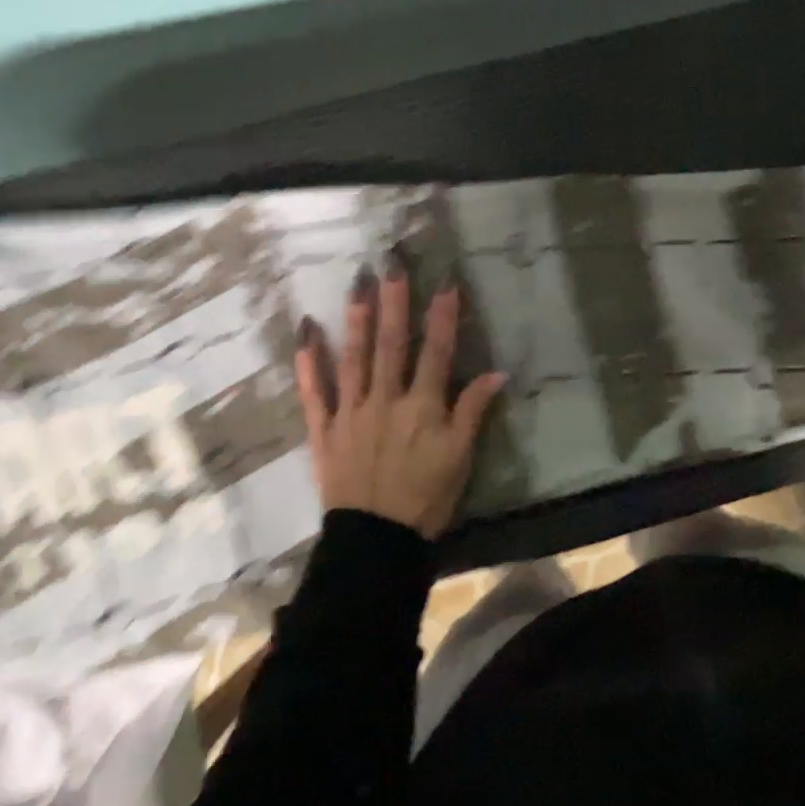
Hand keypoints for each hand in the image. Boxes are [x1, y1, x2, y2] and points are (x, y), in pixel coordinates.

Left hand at [295, 264, 506, 538]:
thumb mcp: (459, 458)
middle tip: (393, 265)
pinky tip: (307, 332)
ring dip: (357, 320)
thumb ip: (472, 412)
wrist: (376, 540)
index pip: (437, 352)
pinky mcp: (324, 430)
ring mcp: (351, 412)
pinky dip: (309, 362)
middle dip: (395, 303)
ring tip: (358, 284)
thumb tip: (497, 373)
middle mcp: (386, 400)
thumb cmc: (425, 499)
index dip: (443, 316)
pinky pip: (314, 392)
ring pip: (354, 358)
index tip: (447, 282)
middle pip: (392, 345)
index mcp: (423, 406)